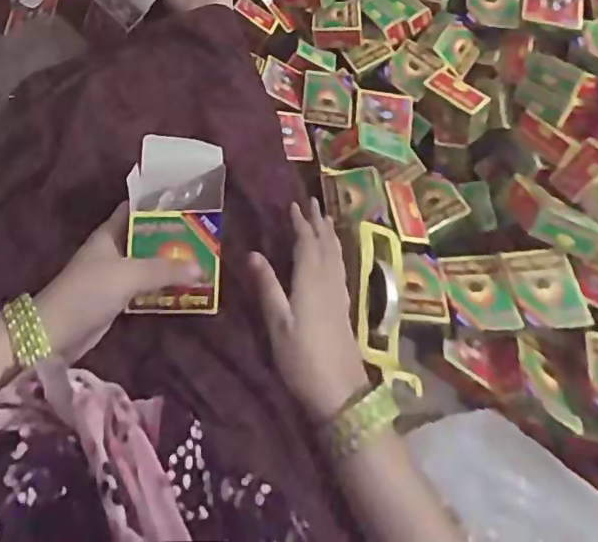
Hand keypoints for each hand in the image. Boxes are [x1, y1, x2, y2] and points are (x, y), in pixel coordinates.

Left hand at [34, 203, 202, 361]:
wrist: (55, 332)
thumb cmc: (89, 291)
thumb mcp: (129, 275)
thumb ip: (163, 270)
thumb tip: (201, 267)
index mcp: (109, 233)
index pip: (135, 209)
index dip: (157, 204)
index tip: (185, 203)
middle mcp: (111, 249)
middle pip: (144, 237)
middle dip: (170, 237)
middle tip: (201, 235)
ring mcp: (112, 274)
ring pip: (146, 262)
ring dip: (167, 263)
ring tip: (200, 259)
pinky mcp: (115, 297)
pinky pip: (143, 286)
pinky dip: (160, 286)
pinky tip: (182, 287)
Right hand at [248, 200, 372, 420]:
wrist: (342, 395)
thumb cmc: (303, 360)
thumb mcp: (278, 324)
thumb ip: (267, 287)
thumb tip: (253, 253)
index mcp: (311, 281)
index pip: (307, 243)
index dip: (301, 223)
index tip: (294, 205)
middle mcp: (328, 283)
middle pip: (325, 245)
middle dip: (318, 223)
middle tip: (313, 202)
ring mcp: (339, 296)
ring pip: (336, 256)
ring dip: (329, 235)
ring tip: (325, 220)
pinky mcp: (344, 309)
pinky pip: (340, 267)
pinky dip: (335, 252)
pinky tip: (333, 257)